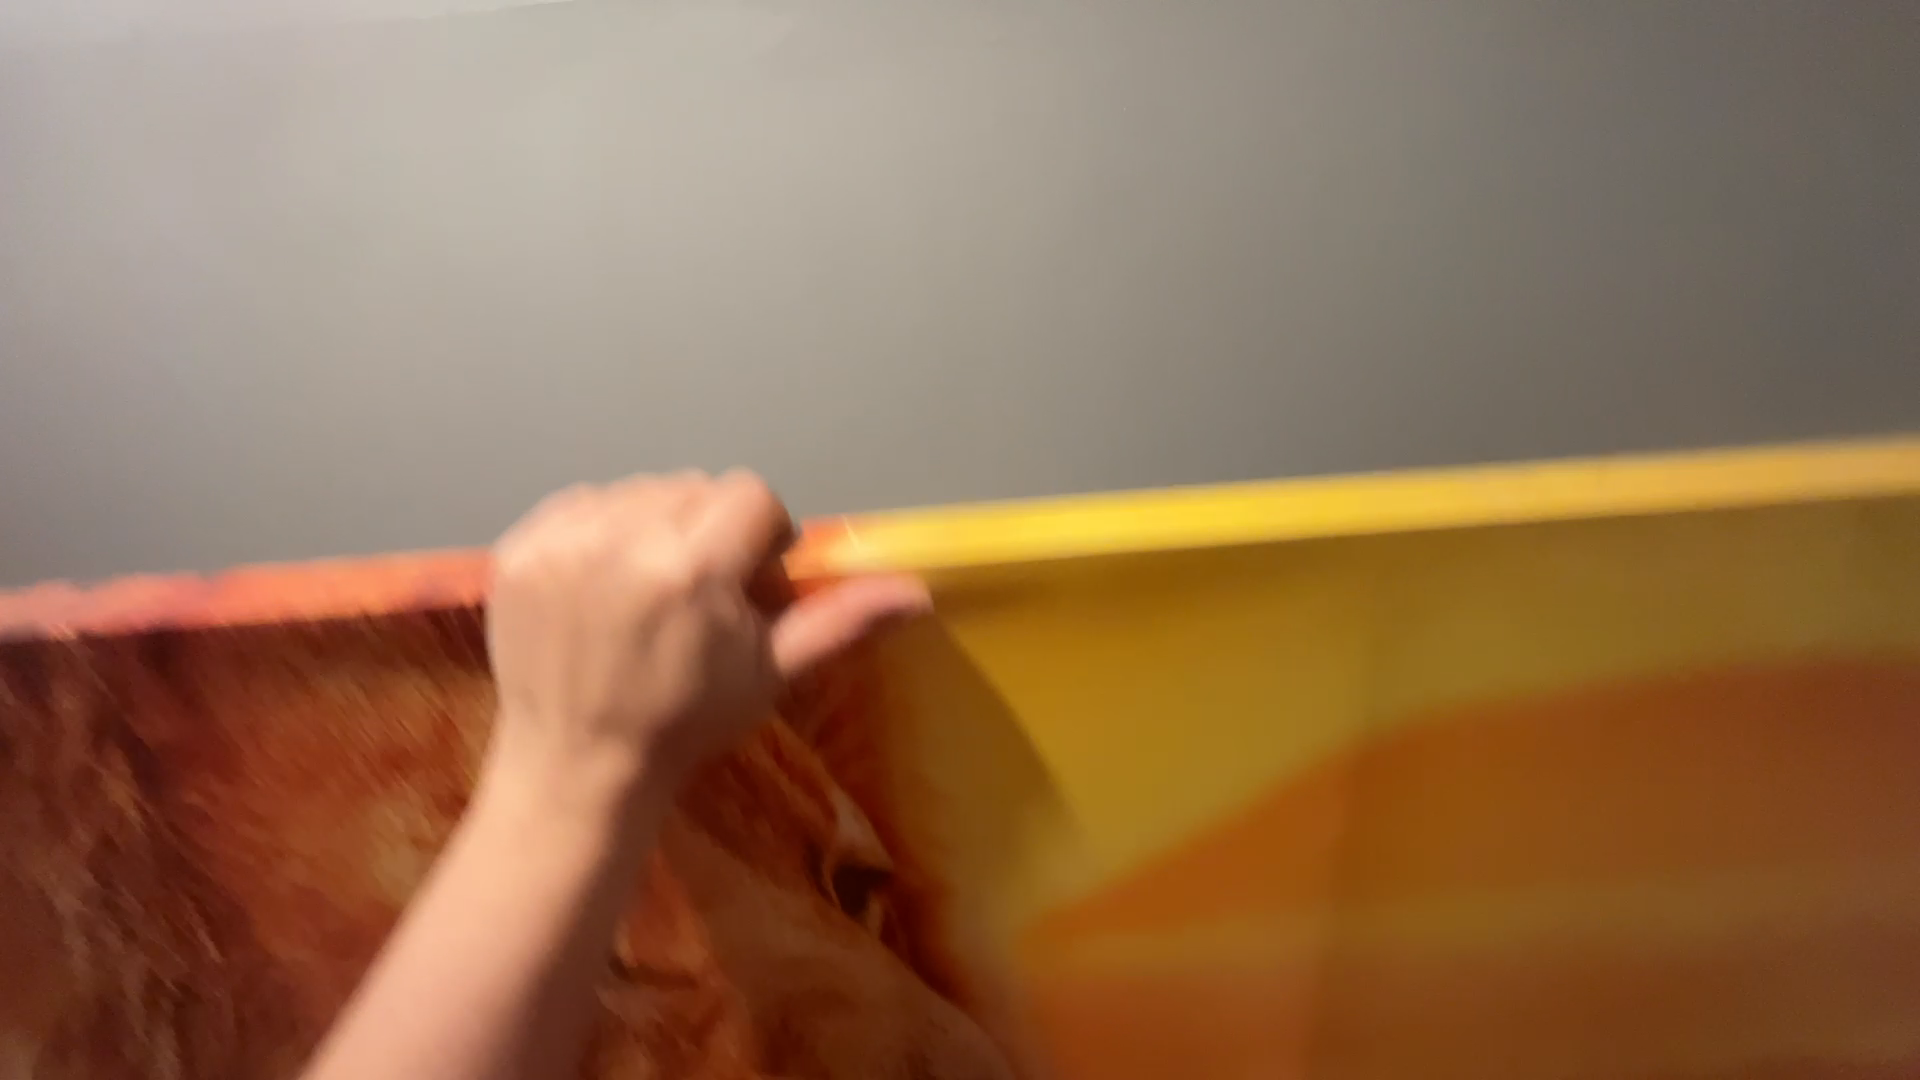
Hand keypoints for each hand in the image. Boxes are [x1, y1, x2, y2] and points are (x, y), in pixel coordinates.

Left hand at [480, 470, 929, 821]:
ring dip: (661, 526)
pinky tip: (607, 581)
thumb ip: (842, 619)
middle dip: (712, 530)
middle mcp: (623, 539)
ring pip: (644, 489)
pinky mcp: (519, 547)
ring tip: (651, 588)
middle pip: (698, 487)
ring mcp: (562, 541)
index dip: (761, 537)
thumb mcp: (774, 671)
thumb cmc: (688, 722)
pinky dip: (608, 529)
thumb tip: (918, 592)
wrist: (577, 766)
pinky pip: (587, 501)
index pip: (751, 494)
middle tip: (701, 594)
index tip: (747, 584)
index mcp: (692, 569)